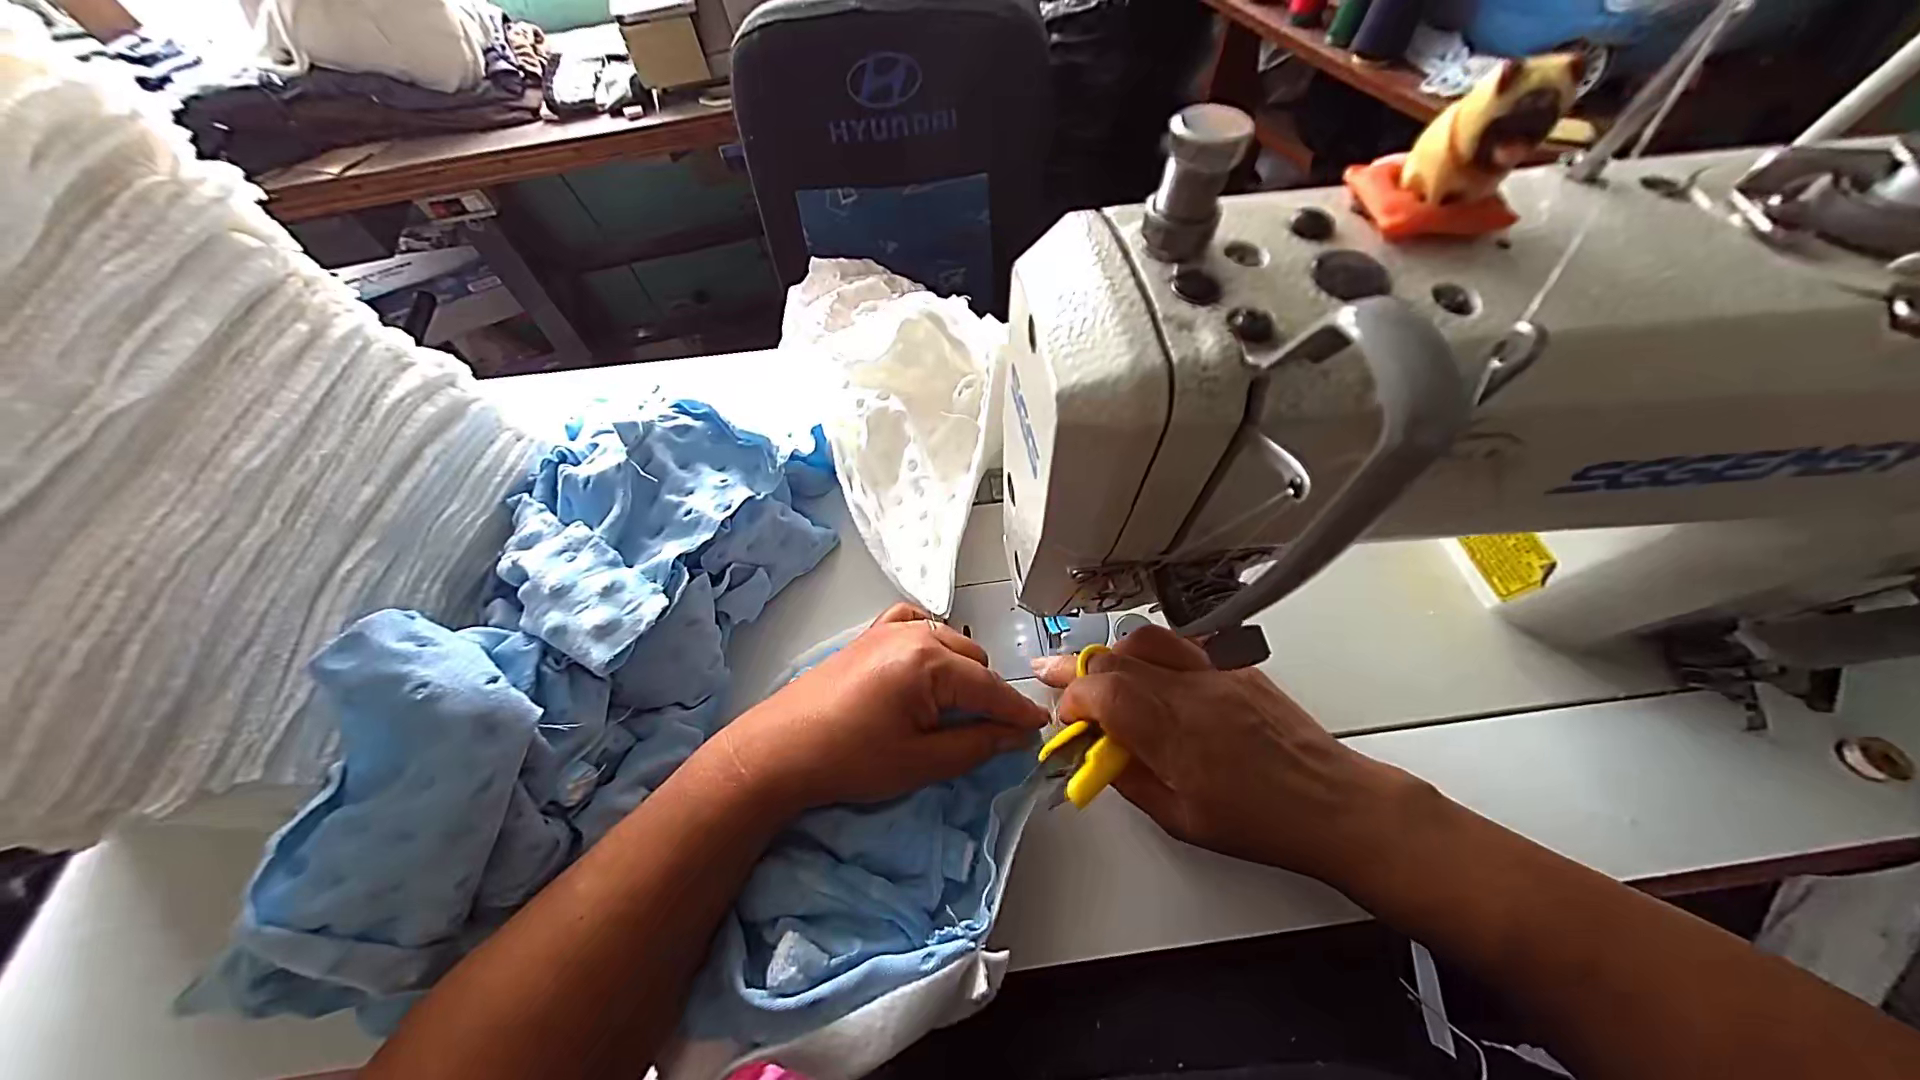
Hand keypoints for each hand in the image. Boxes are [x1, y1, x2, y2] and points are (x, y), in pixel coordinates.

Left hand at [708, 603, 1049, 814]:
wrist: (779, 750)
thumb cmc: (848, 759)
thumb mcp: (921, 762)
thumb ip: (977, 745)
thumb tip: (1013, 734)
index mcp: (930, 662)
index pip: (990, 687)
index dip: (1017, 712)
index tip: (1038, 727)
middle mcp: (914, 633)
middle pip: (974, 659)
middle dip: (987, 693)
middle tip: (985, 731)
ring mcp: (889, 628)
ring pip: (950, 640)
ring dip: (962, 669)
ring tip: (952, 706)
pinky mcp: (870, 634)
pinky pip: (915, 623)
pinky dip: (931, 642)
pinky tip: (925, 666)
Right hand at [1033, 625, 1429, 883]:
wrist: (1334, 803)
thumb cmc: (1264, 821)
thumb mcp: (1181, 819)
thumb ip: (1130, 780)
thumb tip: (1099, 755)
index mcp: (1174, 737)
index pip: (1103, 694)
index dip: (1072, 700)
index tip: (1066, 718)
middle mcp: (1192, 694)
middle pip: (1115, 659)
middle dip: (1077, 669)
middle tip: (1056, 678)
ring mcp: (1215, 673)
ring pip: (1146, 638)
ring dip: (1113, 653)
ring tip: (1101, 671)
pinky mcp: (1234, 666)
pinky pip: (1182, 642)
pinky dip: (1152, 650)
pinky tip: (1148, 668)